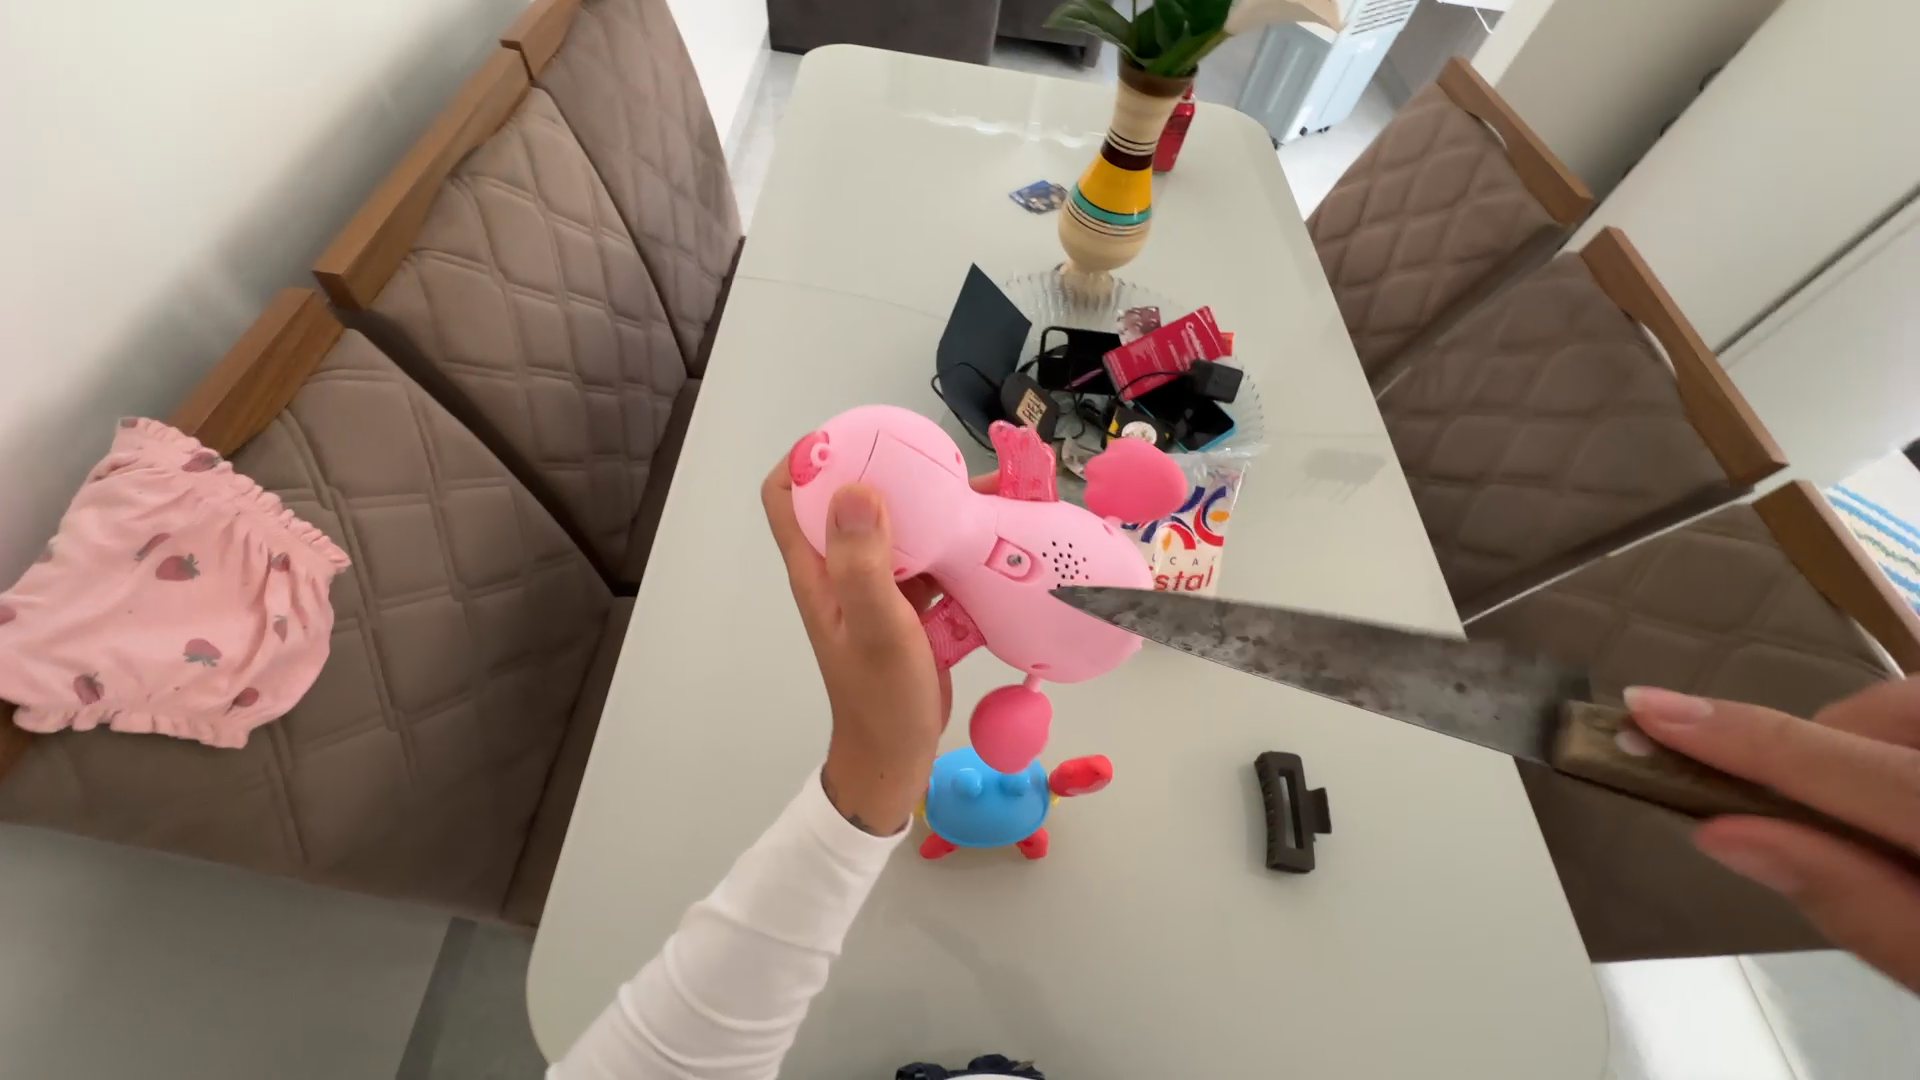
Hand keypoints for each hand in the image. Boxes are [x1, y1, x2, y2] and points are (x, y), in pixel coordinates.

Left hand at [762, 463, 949, 835]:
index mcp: (817, 569)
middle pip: (852, 503)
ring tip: (983, 494)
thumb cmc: (881, 699)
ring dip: (932, 511)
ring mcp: (876, 589)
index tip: (855, 437)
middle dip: (889, 474)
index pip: (787, 495)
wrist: (898, 757)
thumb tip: (857, 489)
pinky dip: (954, 549)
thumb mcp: (874, 629)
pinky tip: (991, 543)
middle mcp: (841, 570)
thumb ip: (862, 564)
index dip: (808, 457)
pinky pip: (929, 565)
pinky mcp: (908, 608)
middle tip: (938, 459)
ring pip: (898, 532)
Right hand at [1627, 680, 1919, 992]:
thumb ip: (1859, 908)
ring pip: (1913, 699)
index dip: (1744, 739)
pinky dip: (1900, 735)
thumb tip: (1722, 833)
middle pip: (1897, 714)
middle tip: (1818, 816)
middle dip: (1831, 748)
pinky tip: (1905, 787)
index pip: (1859, 775)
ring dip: (1873, 741)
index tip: (1646, 706)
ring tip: (1888, 813)